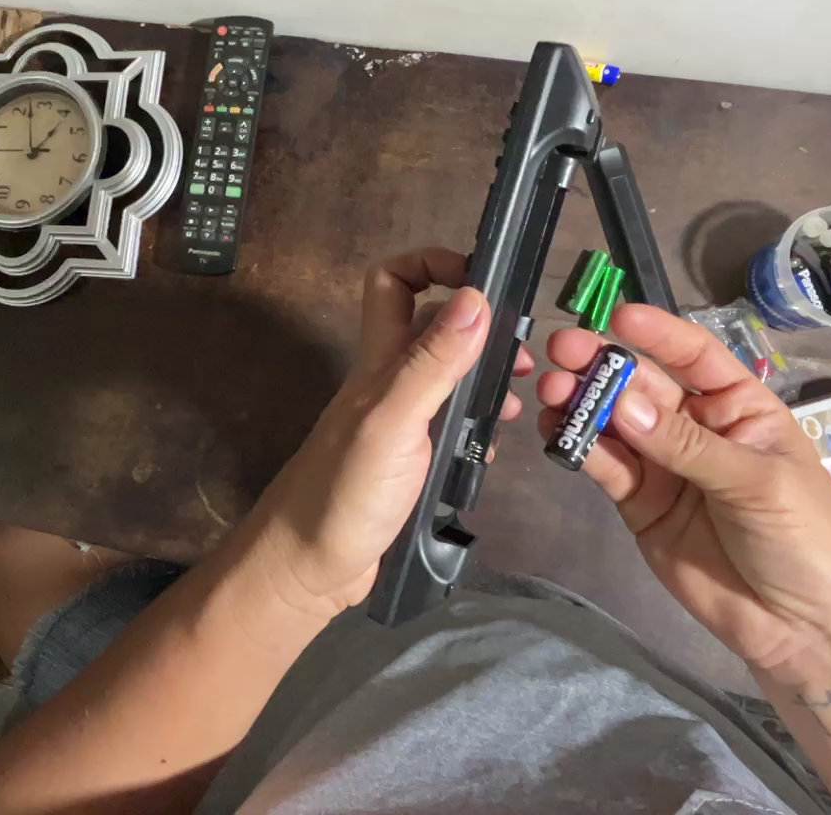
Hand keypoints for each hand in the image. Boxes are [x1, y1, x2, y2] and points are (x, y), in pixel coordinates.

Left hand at [243, 247, 530, 617]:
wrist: (310, 566)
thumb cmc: (345, 490)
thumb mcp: (394, 419)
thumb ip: (432, 362)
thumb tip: (475, 296)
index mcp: (379, 359)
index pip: (391, 280)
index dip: (428, 263)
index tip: (479, 278)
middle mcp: (389, 380)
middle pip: (432, 326)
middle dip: (479, 325)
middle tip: (521, 354)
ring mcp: (399, 420)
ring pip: (448, 376)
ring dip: (485, 378)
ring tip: (518, 398)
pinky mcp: (409, 459)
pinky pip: (450, 425)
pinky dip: (476, 425)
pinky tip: (491, 445)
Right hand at [536, 305, 830, 678]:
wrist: (805, 633)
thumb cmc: (807, 541)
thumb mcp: (758, 484)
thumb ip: (686, 445)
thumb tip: (621, 404)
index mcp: (738, 408)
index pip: (694, 356)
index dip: (657, 334)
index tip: (616, 317)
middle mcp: (694, 426)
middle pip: (641, 385)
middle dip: (601, 364)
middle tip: (561, 349)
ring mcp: (662, 464)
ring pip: (612, 421)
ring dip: (580, 402)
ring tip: (550, 390)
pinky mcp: (636, 501)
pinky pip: (603, 465)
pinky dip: (577, 447)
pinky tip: (554, 430)